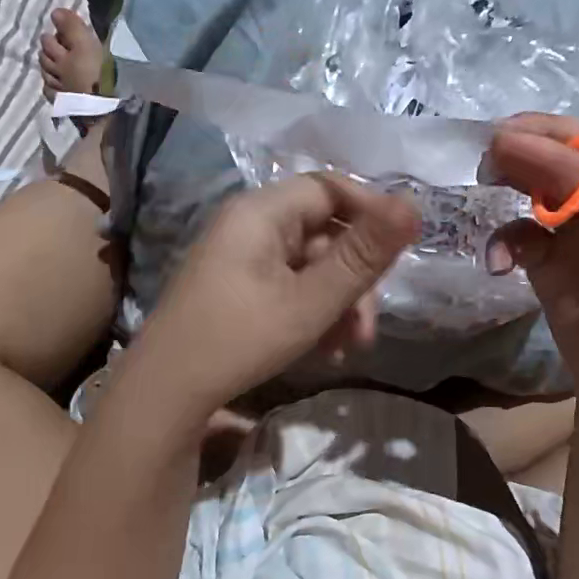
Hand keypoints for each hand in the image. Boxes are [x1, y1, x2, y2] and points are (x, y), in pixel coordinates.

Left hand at [125, 174, 419, 411]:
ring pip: (307, 266)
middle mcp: (247, 225)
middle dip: (353, 279)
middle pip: (321, 233)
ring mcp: (238, 258)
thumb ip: (361, 255)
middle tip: (367, 330)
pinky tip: (323, 351)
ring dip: (336, 303)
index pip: (328, 187)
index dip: (370, 212)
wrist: (166, 391)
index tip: (401, 251)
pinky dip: (310, 312)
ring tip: (346, 350)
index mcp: (260, 212)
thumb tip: (413, 205)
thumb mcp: (310, 301)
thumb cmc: (240, 339)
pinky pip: (286, 286)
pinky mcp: (235, 288)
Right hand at [485, 113, 578, 411]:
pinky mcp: (550, 264)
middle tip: (489, 150)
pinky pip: (522, 236)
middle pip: (575, 165)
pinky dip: (504, 240)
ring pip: (545, 192)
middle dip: (534, 152)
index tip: (513, 137)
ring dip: (515, 182)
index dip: (565, 146)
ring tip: (484, 180)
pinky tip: (496, 261)